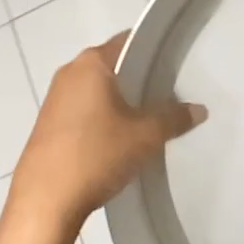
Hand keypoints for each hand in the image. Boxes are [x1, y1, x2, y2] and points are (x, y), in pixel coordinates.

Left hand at [9, 31, 207, 223]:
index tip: (176, 68)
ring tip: (148, 123)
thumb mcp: (145, 136)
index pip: (129, 42)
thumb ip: (174, 118)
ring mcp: (55, 100)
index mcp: (91, 63)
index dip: (154, 51)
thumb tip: (198, 109)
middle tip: (170, 98)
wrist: (45, 201)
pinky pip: (84, 112)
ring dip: (121, 103)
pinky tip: (120, 142)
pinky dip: (104, 119)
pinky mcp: (48, 126)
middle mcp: (69, 73)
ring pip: (98, 92)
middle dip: (140, 80)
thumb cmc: (96, 155)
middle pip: (113, 67)